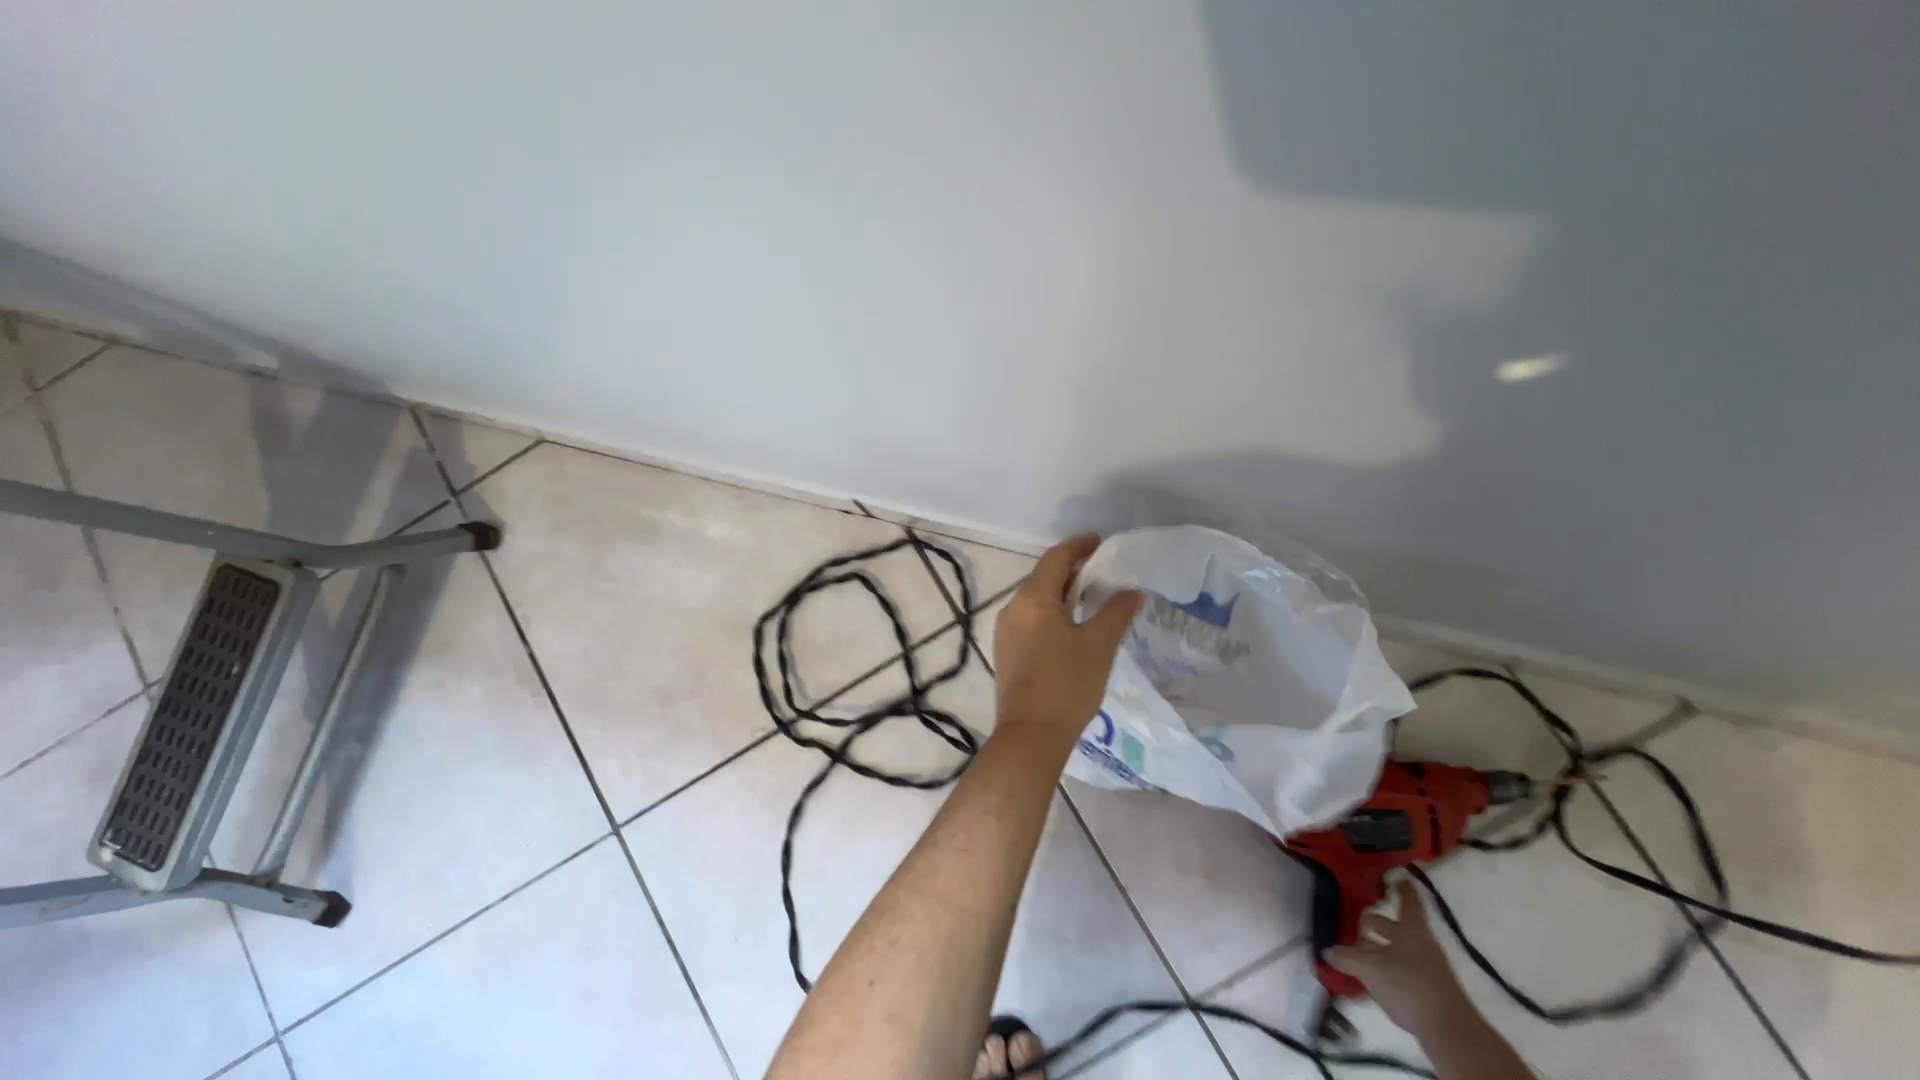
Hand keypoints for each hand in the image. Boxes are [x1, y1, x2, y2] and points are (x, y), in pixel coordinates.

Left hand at [991, 534, 1142, 740]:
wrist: (1031, 735)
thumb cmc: (1068, 683)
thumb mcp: (1099, 644)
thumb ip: (1116, 612)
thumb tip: (1132, 592)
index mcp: (1032, 598)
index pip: (1055, 559)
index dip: (1078, 547)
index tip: (1099, 542)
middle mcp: (1012, 609)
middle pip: (1042, 578)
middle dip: (1071, 570)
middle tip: (1100, 569)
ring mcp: (1005, 633)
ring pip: (1035, 602)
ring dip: (1061, 594)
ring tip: (1090, 597)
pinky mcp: (1007, 654)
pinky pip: (1030, 621)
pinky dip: (1051, 615)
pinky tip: (1071, 627)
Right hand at [1325, 881, 1477, 1042]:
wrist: (1448, 1028)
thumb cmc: (1409, 985)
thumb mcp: (1369, 969)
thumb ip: (1346, 957)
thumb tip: (1327, 950)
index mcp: (1411, 930)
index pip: (1407, 902)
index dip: (1402, 889)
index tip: (1398, 878)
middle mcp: (1421, 943)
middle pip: (1397, 927)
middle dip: (1377, 924)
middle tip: (1358, 922)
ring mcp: (1427, 967)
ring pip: (1398, 950)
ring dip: (1378, 949)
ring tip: (1356, 952)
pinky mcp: (1427, 988)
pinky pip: (1401, 970)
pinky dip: (1385, 969)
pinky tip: (1369, 980)